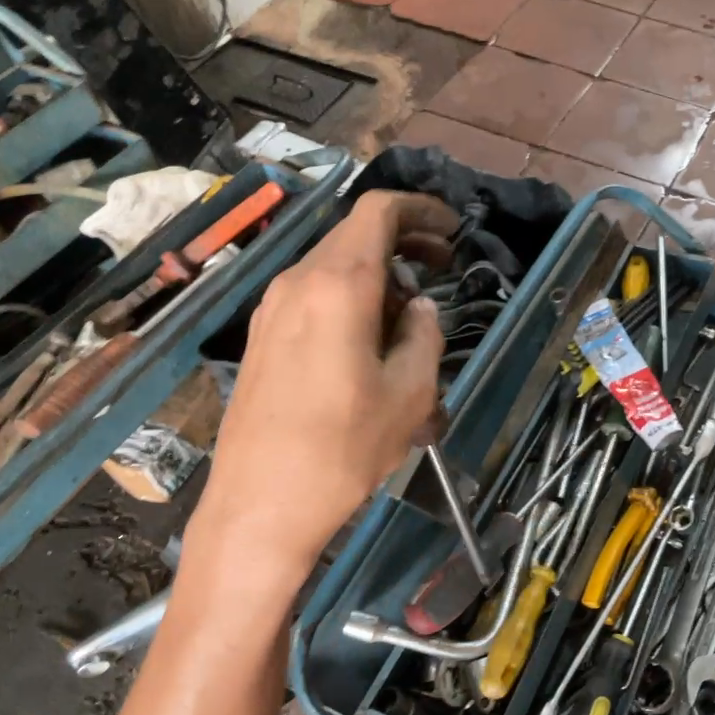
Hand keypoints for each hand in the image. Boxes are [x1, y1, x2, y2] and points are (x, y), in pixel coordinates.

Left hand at [187, 190, 446, 592]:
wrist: (260, 504)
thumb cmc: (344, 450)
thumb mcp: (410, 395)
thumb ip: (424, 336)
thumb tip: (421, 309)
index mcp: (338, 285)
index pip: (378, 212)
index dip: (422, 210)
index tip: (453, 231)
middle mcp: (297, 282)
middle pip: (354, 235)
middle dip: (405, 242)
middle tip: (443, 268)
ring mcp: (271, 309)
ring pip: (333, 264)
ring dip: (379, 274)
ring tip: (411, 317)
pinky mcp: (261, 336)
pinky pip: (313, 294)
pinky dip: (350, 296)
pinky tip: (370, 339)